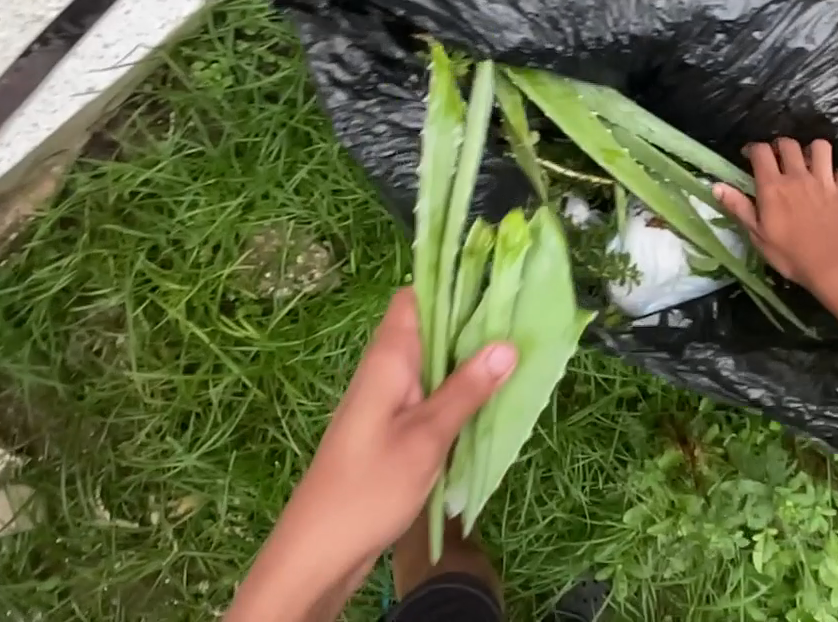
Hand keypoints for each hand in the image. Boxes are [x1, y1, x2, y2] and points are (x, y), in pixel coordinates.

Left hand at [225, 289, 515, 619]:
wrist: (318, 552)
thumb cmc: (370, 487)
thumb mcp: (427, 437)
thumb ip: (467, 389)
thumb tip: (507, 344)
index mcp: (389, 356)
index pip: (415, 297)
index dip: (451, 285)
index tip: (495, 286)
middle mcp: (386, 367)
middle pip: (429, 327)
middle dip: (470, 324)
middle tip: (519, 324)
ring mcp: (387, 397)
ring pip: (431, 361)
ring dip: (465, 360)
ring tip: (514, 358)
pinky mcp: (390, 425)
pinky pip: (427, 391)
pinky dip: (454, 390)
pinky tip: (485, 402)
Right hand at [715, 139, 837, 289]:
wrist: (836, 267)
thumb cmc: (792, 255)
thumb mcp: (758, 236)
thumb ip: (739, 208)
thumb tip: (716, 186)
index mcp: (773, 186)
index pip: (761, 152)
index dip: (753, 148)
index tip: (749, 156)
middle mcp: (799, 177)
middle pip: (789, 144)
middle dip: (781, 146)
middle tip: (778, 159)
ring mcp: (825, 181)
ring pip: (821, 148)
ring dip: (812, 150)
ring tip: (808, 163)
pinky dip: (837, 174)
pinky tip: (833, 184)